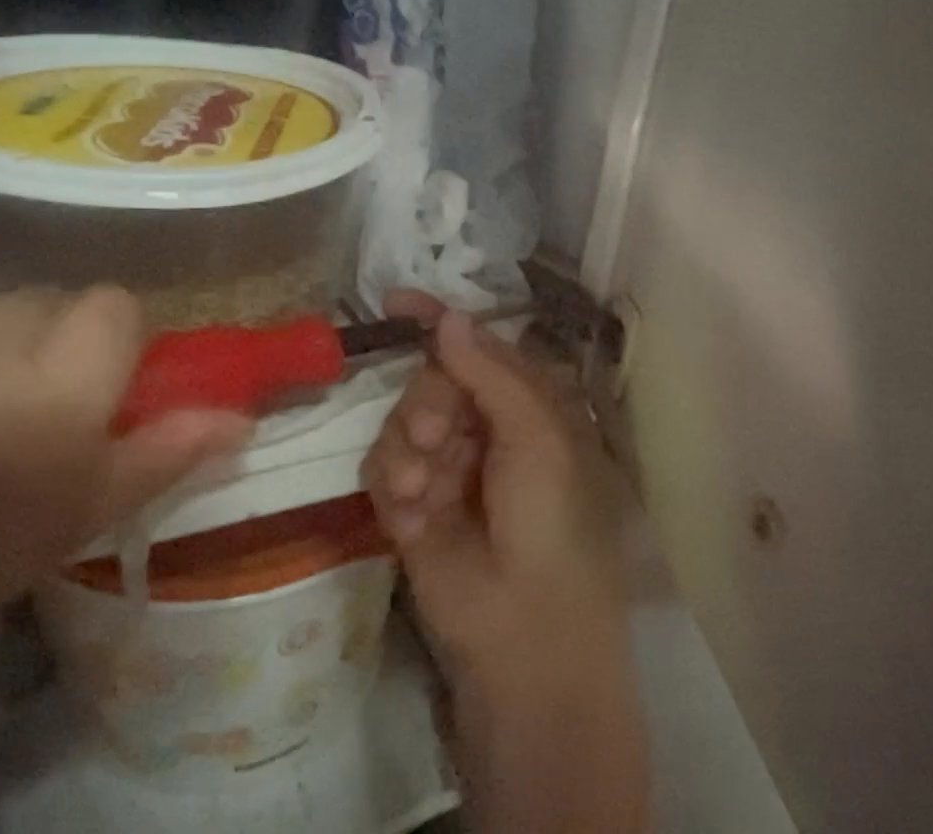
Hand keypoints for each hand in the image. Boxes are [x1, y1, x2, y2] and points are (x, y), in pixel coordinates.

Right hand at [363, 293, 648, 831]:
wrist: (523, 630)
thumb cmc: (552, 523)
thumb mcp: (538, 436)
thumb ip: (491, 372)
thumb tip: (449, 317)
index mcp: (527, 406)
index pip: (478, 347)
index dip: (440, 323)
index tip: (396, 302)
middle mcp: (484, 428)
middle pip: (431, 379)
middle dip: (426, 400)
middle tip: (435, 436)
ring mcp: (444, 467)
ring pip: (400, 420)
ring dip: (407, 448)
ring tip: (427, 489)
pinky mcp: (407, 505)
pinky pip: (380, 466)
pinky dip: (393, 482)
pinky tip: (416, 515)